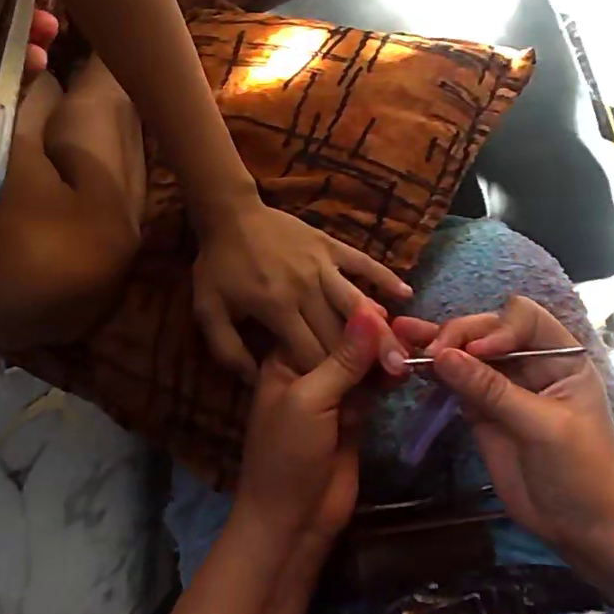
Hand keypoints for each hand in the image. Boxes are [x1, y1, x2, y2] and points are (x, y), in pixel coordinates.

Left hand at [192, 199, 412, 379]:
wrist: (228, 214)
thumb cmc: (218, 266)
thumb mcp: (208, 311)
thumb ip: (227, 350)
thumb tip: (252, 380)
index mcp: (276, 308)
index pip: (310, 352)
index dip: (329, 379)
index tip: (347, 398)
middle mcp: (304, 288)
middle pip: (340, 333)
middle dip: (365, 361)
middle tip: (388, 381)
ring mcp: (321, 264)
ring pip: (357, 302)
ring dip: (381, 328)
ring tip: (402, 351)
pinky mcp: (330, 245)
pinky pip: (362, 262)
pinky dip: (384, 277)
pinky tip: (406, 294)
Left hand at [233, 304, 384, 544]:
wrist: (293, 523)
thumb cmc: (287, 456)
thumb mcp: (310, 400)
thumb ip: (342, 359)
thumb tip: (371, 313)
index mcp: (284, 357)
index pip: (321, 320)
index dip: (353, 316)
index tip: (385, 313)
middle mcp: (307, 368)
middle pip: (345, 338)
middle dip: (373, 337)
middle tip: (401, 343)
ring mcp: (331, 391)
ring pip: (363, 361)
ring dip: (384, 357)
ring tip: (406, 357)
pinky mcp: (353, 413)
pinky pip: (373, 386)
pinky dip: (387, 379)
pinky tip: (403, 373)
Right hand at [394, 296, 613, 557]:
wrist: (582, 530)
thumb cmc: (581, 473)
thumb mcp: (542, 428)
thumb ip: (492, 391)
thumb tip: (442, 356)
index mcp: (561, 357)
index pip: (524, 318)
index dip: (496, 328)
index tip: (477, 353)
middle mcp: (530, 361)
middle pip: (487, 329)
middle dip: (458, 335)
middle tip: (431, 353)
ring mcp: (502, 383)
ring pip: (465, 352)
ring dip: (436, 343)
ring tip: (401, 335)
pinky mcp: (480, 407)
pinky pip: (454, 380)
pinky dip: (433, 372)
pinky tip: (408, 362)